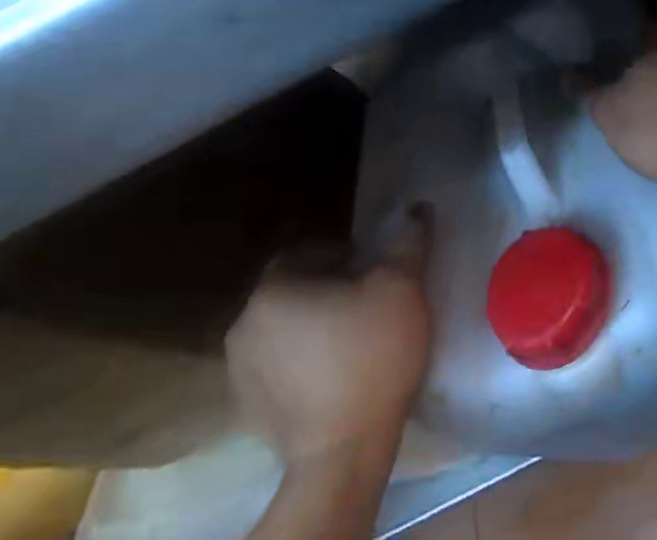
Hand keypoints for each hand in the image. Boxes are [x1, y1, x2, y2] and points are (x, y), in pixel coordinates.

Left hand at [226, 207, 431, 464]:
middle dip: (326, 289)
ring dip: (311, 325)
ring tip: (352, 337)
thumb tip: (417, 207)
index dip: (341, 254)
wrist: (345, 449)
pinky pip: (276, 367)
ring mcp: (239, 371)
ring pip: (281, 329)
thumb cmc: (373, 355)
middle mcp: (244, 325)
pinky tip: (334, 373)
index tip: (371, 268)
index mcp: (273, 290)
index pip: (304, 252)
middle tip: (366, 300)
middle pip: (291, 290)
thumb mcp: (402, 287)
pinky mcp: (247, 408)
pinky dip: (300, 362)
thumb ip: (407, 242)